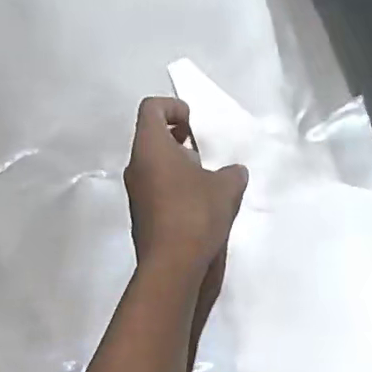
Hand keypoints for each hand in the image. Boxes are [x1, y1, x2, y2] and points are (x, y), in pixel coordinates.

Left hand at [124, 97, 248, 277]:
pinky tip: (197, 208)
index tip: (192, 121)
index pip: (152, 108)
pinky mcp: (141, 218)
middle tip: (201, 152)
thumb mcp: (226, 189)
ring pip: (153, 168)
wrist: (172, 265)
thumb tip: (235, 171)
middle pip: (151, 139)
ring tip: (204, 183)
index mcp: (150, 146)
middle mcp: (135, 165)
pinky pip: (156, 192)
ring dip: (176, 168)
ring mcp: (135, 194)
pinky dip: (174, 191)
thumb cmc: (196, 215)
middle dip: (177, 140)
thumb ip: (232, 174)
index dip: (172, 107)